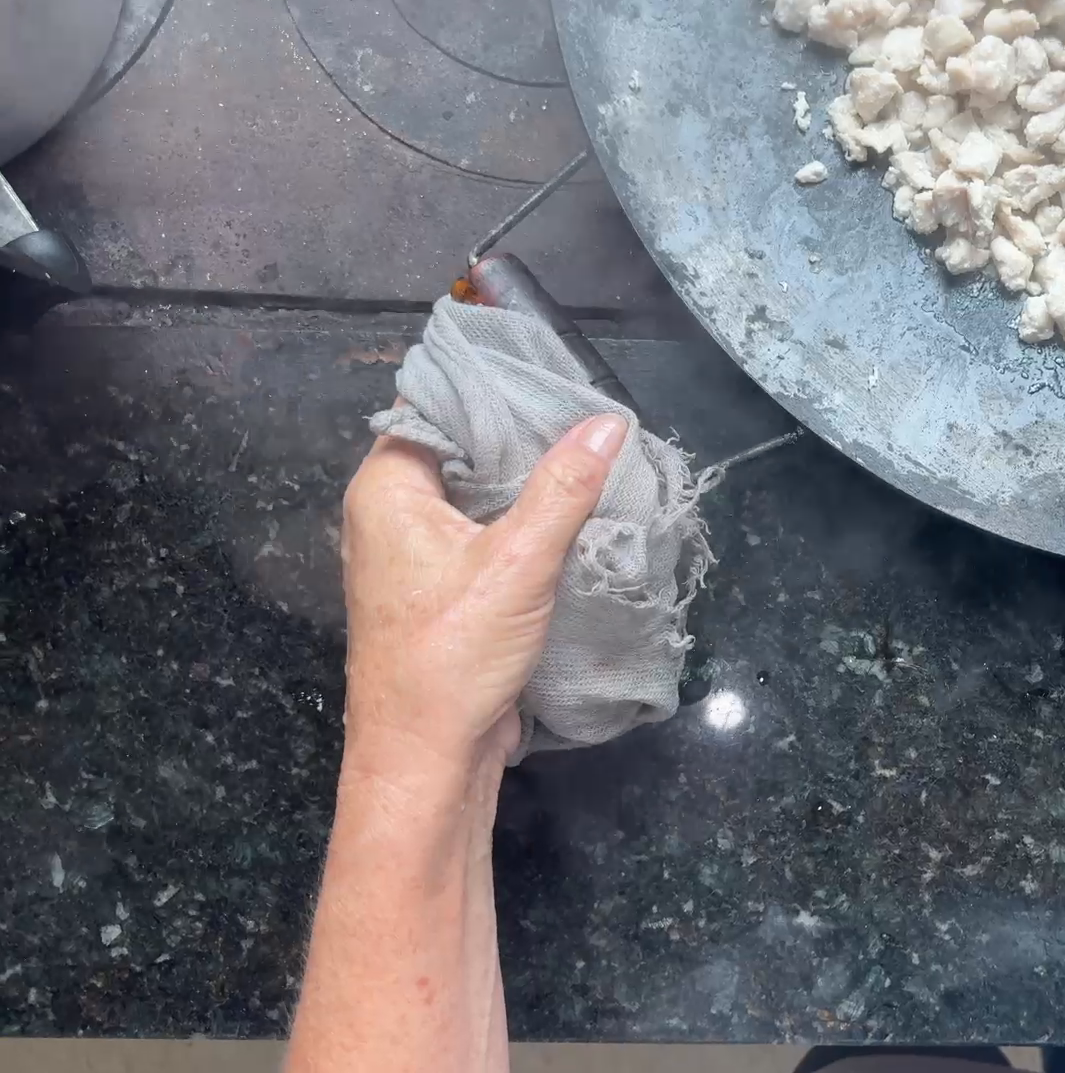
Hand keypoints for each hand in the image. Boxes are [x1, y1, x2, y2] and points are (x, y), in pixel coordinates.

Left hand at [339, 412, 628, 780]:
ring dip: (531, 478)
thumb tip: (609, 422)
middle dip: (524, 433)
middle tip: (590, 415)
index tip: (555, 380)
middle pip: (463, 449)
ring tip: (594, 454)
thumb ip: (564, 488)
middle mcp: (396, 513)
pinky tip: (577, 511)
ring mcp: (422, 550)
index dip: (492, 390)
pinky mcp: (450, 582)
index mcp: (388, 491)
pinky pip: (491, 528)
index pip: (435, 410)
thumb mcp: (518, 561)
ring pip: (481, 492)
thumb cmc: (456, 650)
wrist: (432, 752)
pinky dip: (530, 515)